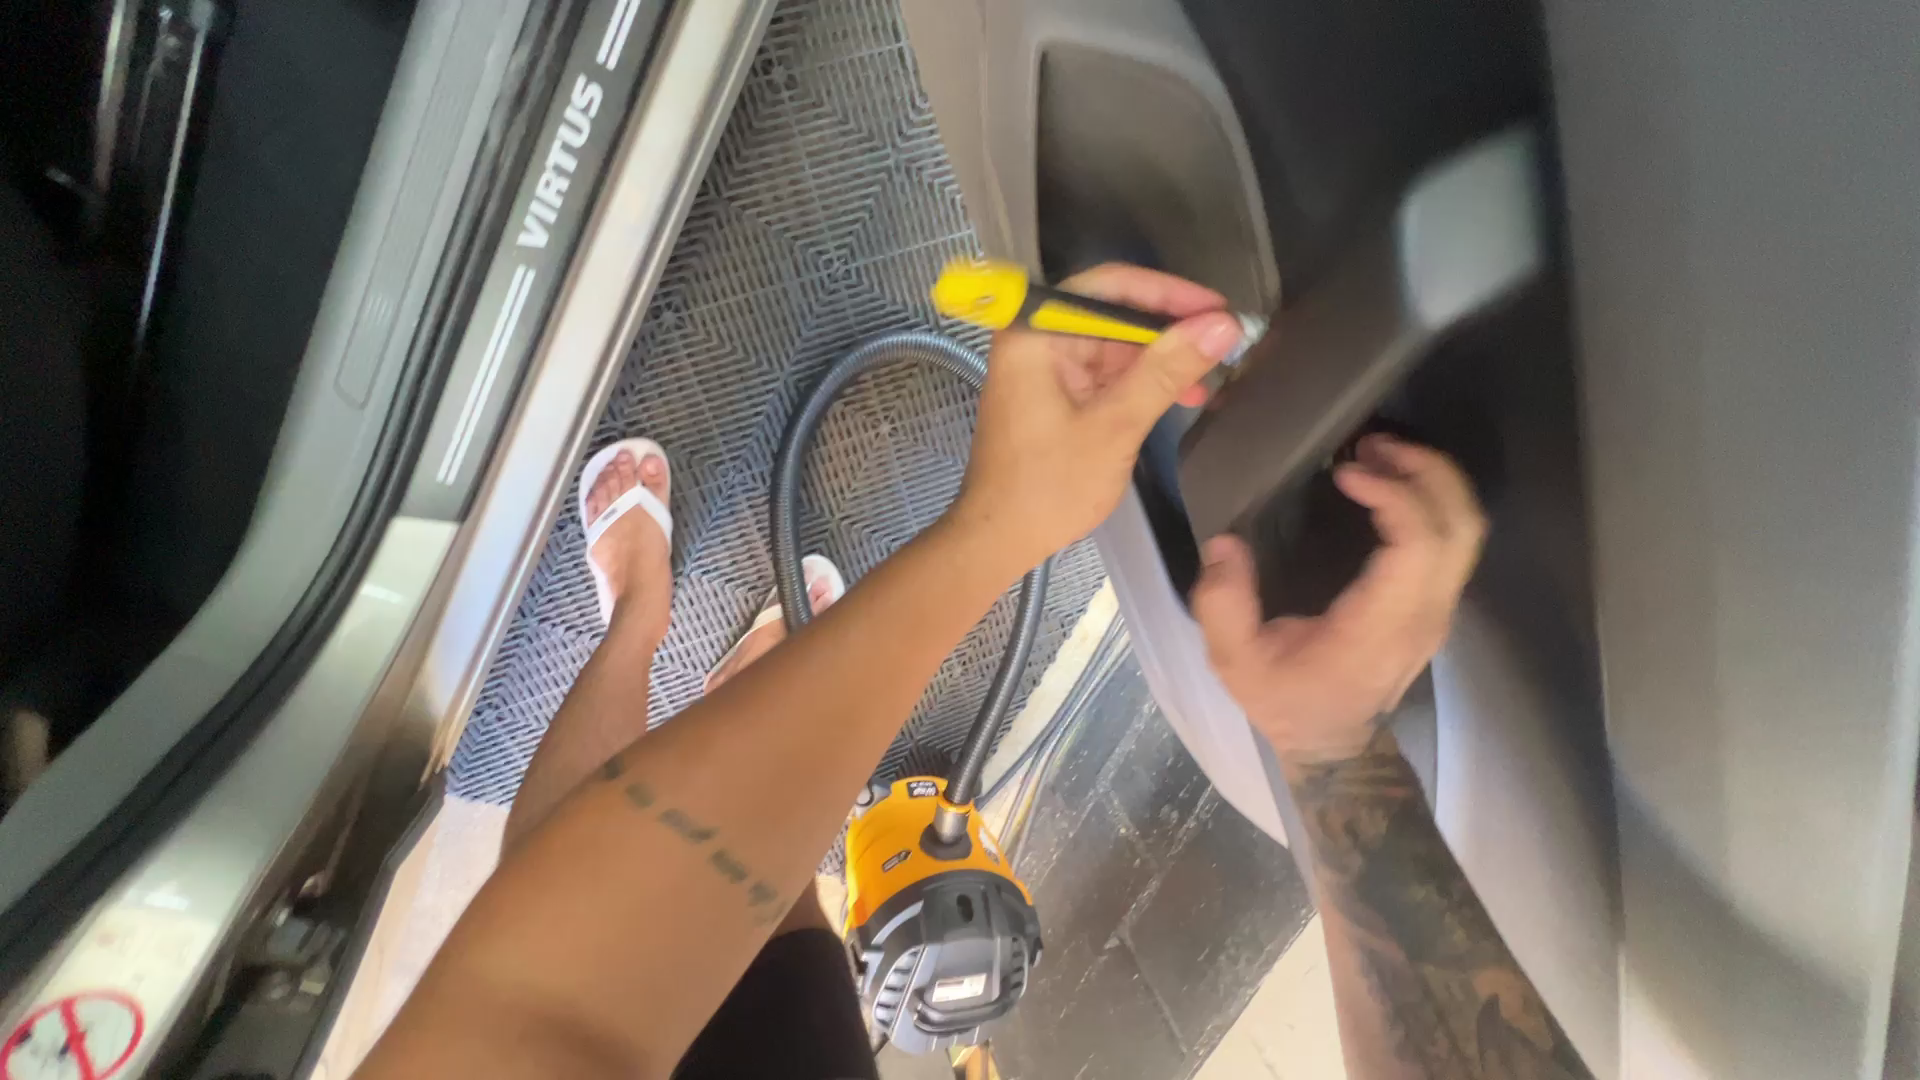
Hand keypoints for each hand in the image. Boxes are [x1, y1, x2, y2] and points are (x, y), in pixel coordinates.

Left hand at [949, 263, 1244, 571]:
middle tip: (1222, 342)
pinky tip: (1178, 396)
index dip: (1168, 294)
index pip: (1108, 287)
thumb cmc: (1046, 488)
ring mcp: (1044, 372)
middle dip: (1169, 331)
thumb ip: (1166, 372)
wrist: (1001, 539)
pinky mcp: (1054, 399)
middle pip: (1113, 315)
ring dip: (1160, 361)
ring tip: (1208, 377)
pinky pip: (1104, 376)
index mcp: (1036, 336)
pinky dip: (1140, 384)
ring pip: (1114, 348)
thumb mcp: (1115, 426)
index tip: (1215, 309)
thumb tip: (1221, 326)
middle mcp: (1036, 343)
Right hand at [1191, 435, 1485, 767]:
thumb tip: (1224, 543)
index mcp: (1380, 623)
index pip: (1418, 544)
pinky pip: (1452, 539)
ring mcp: (1438, 609)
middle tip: (1370, 442)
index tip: (1345, 472)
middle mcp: (1425, 612)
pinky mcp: (1434, 603)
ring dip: (1432, 479)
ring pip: (1467, 528)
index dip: (1394, 494)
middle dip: (1425, 470)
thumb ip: (1221, 605)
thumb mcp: (1233, 661)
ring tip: (1378, 453)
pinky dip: (1430, 499)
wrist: (1333, 745)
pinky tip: (1386, 484)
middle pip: (1461, 524)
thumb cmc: (1285, 701)